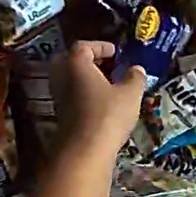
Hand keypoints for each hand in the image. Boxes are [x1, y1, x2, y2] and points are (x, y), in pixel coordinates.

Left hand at [55, 40, 145, 160]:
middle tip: (106, 66)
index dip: (100, 46)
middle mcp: (61, 76)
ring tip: (107, 85)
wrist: (86, 150)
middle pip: (70, 60)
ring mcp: (58, 97)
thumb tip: (137, 69)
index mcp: (76, 64)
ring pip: (70, 79)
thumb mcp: (130, 94)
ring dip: (86, 79)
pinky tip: (101, 103)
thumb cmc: (108, 114)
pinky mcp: (60, 114)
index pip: (83, 46)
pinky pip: (71, 95)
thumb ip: (135, 77)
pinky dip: (83, 94)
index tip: (115, 52)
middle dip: (88, 61)